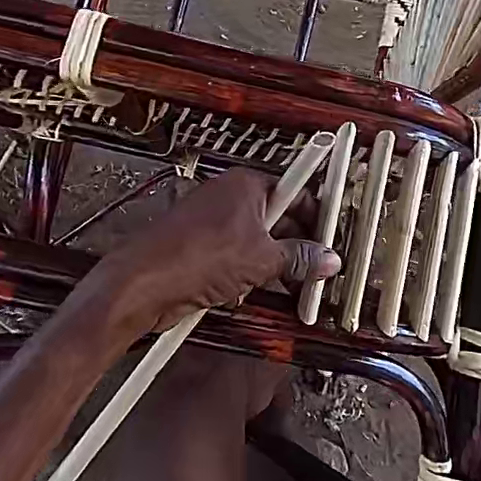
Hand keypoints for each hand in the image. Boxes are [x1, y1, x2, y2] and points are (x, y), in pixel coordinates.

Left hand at [87, 168, 339, 340]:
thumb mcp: (261, 258)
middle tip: (323, 272)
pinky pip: (240, 260)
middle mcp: (230, 200)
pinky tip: (268, 295)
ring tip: (302, 290)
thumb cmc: (198, 256)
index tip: (335, 238)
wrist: (146, 282)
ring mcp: (215, 226)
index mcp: (246, 186)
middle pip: (278, 220)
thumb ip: (298, 257)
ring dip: (279, 266)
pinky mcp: (204, 252)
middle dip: (300, 247)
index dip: (316, 215)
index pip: (294, 191)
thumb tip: (326, 258)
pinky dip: (255, 276)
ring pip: (259, 244)